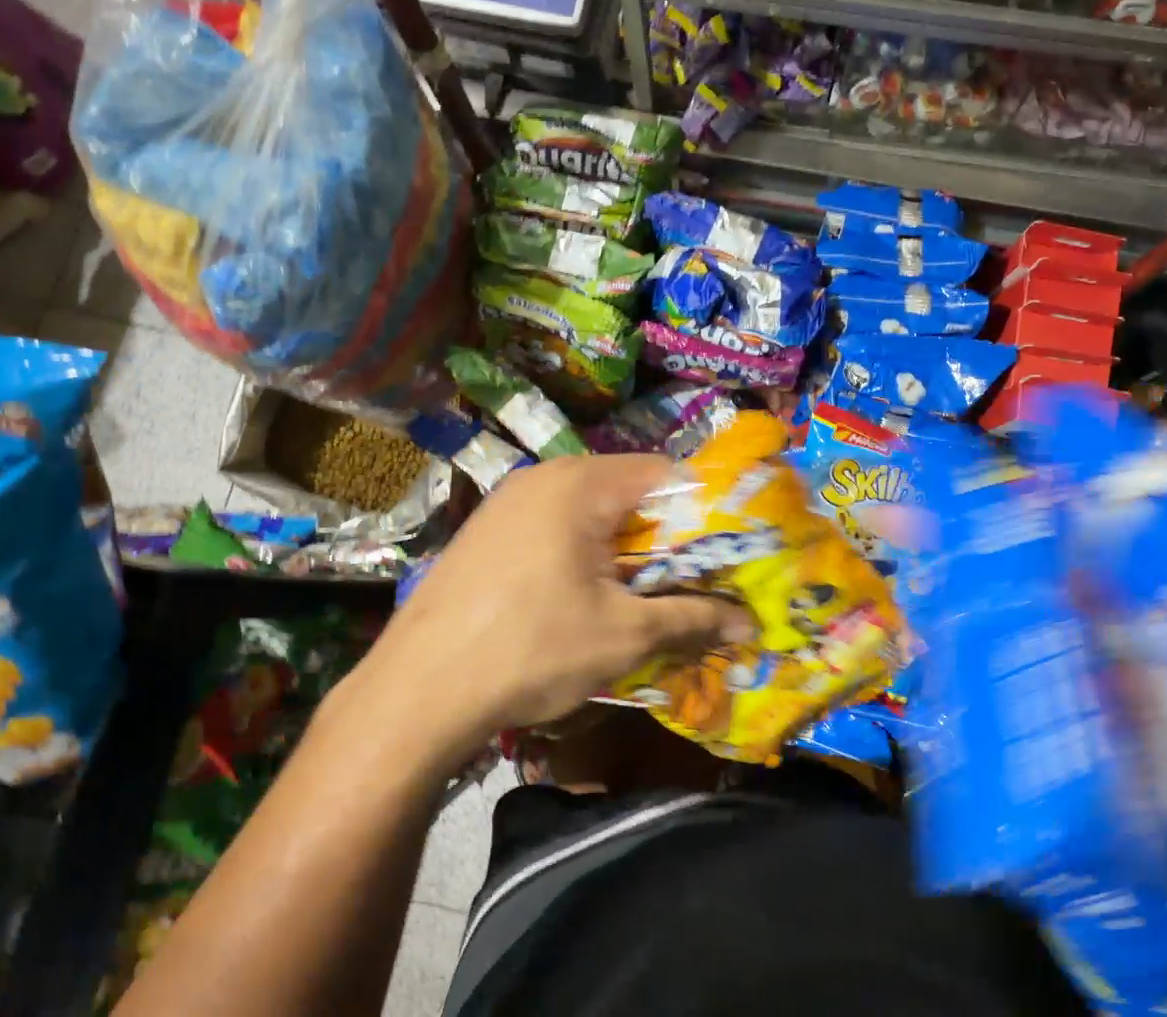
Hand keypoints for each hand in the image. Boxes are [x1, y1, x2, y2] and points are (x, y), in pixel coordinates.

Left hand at [364, 454, 755, 729]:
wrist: (418, 692)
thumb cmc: (531, 650)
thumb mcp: (624, 636)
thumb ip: (692, 619)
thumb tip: (748, 624)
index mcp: (580, 485)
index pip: (666, 474)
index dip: (705, 510)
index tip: (726, 551)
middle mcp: (542, 478)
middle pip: (628, 492)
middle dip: (666, 535)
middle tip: (691, 580)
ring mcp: (507, 503)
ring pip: (591, 512)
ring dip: (625, 549)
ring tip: (643, 594)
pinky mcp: (486, 533)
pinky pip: (554, 528)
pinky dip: (585, 554)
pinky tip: (586, 599)